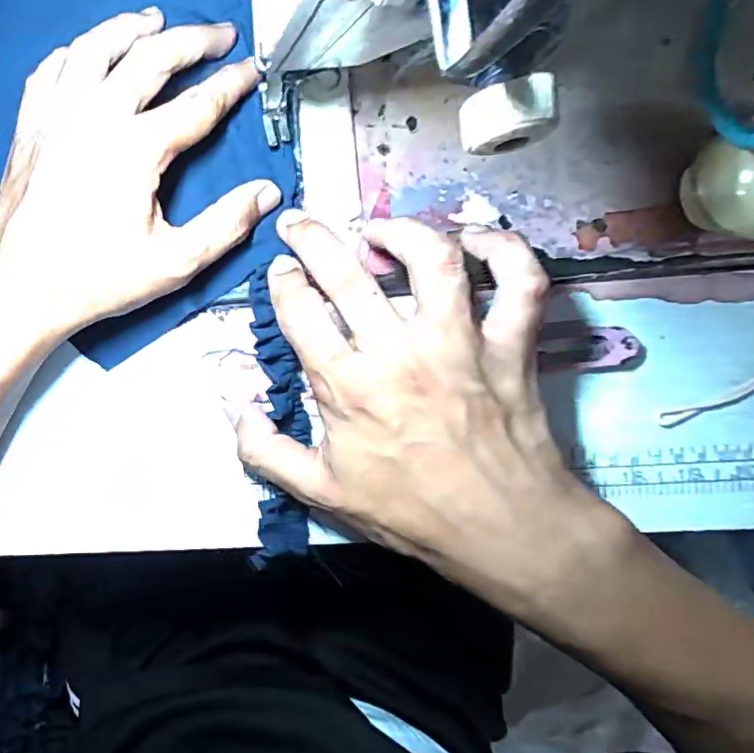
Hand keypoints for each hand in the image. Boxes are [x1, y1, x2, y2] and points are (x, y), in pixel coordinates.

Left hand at [0, 9, 280, 346]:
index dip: (231, 83)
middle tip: (218, 35)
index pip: (198, 103)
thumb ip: (226, 224)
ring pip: (96, 47)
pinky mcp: (31, 125)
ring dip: (131, 27)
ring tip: (155, 19)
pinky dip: (76, 50)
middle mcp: (96, 117)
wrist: (21, 287)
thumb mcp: (174, 261)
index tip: (250, 70)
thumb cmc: (95, 278)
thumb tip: (266, 195)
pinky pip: (53, 67)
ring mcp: (58, 115)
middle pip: (151, 57)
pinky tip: (88, 51)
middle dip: (192, 40)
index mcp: (136, 148)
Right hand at [234, 214, 632, 608]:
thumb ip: (266, 450)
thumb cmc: (410, 512)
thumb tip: (235, 404)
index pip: (301, 312)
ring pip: (434, 260)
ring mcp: (459, 344)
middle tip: (300, 223)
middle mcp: (399, 353)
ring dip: (403, 231)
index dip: (284, 282)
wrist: (499, 529)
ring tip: (380, 229)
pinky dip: (505, 250)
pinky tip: (478, 241)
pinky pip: (518, 282)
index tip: (281, 270)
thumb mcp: (322, 493)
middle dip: (314, 238)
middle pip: (348, 274)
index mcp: (347, 386)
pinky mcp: (510, 345)